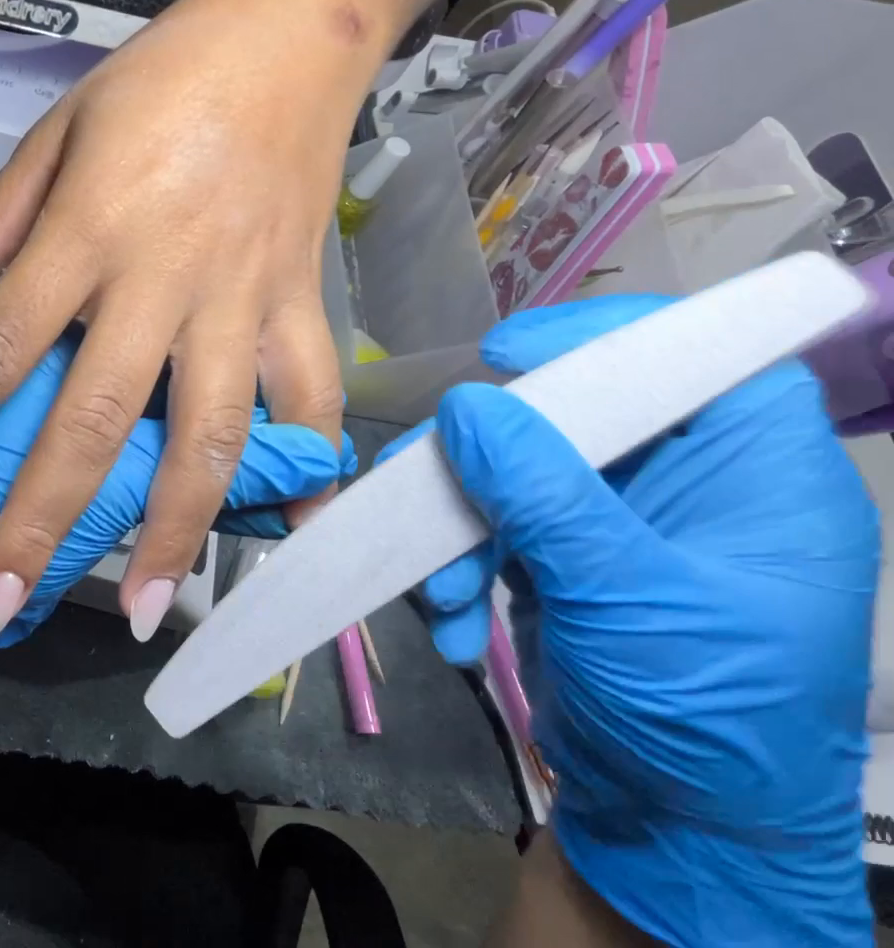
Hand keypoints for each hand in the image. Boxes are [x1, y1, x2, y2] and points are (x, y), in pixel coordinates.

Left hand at [0, 0, 370, 636]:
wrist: (293, 36)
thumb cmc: (159, 81)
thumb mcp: (56, 133)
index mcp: (88, 230)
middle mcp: (164, 279)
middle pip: (95, 419)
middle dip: (42, 523)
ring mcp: (244, 298)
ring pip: (208, 433)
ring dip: (174, 532)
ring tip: (143, 612)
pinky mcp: (306, 302)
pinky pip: (312, 398)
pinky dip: (304, 468)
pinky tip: (287, 532)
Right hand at [400, 296, 879, 944]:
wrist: (681, 831)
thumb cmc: (703, 710)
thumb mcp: (626, 594)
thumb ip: (546, 495)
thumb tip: (467, 406)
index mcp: (752, 476)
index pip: (693, 362)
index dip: (603, 339)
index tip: (504, 354)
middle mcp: (685, 490)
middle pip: (569, 422)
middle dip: (483, 467)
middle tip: (419, 490)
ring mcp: (615, 532)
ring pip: (510, 482)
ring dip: (456, 535)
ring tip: (445, 596)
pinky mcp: (563, 569)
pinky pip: (490, 537)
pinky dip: (461, 575)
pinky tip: (457, 628)